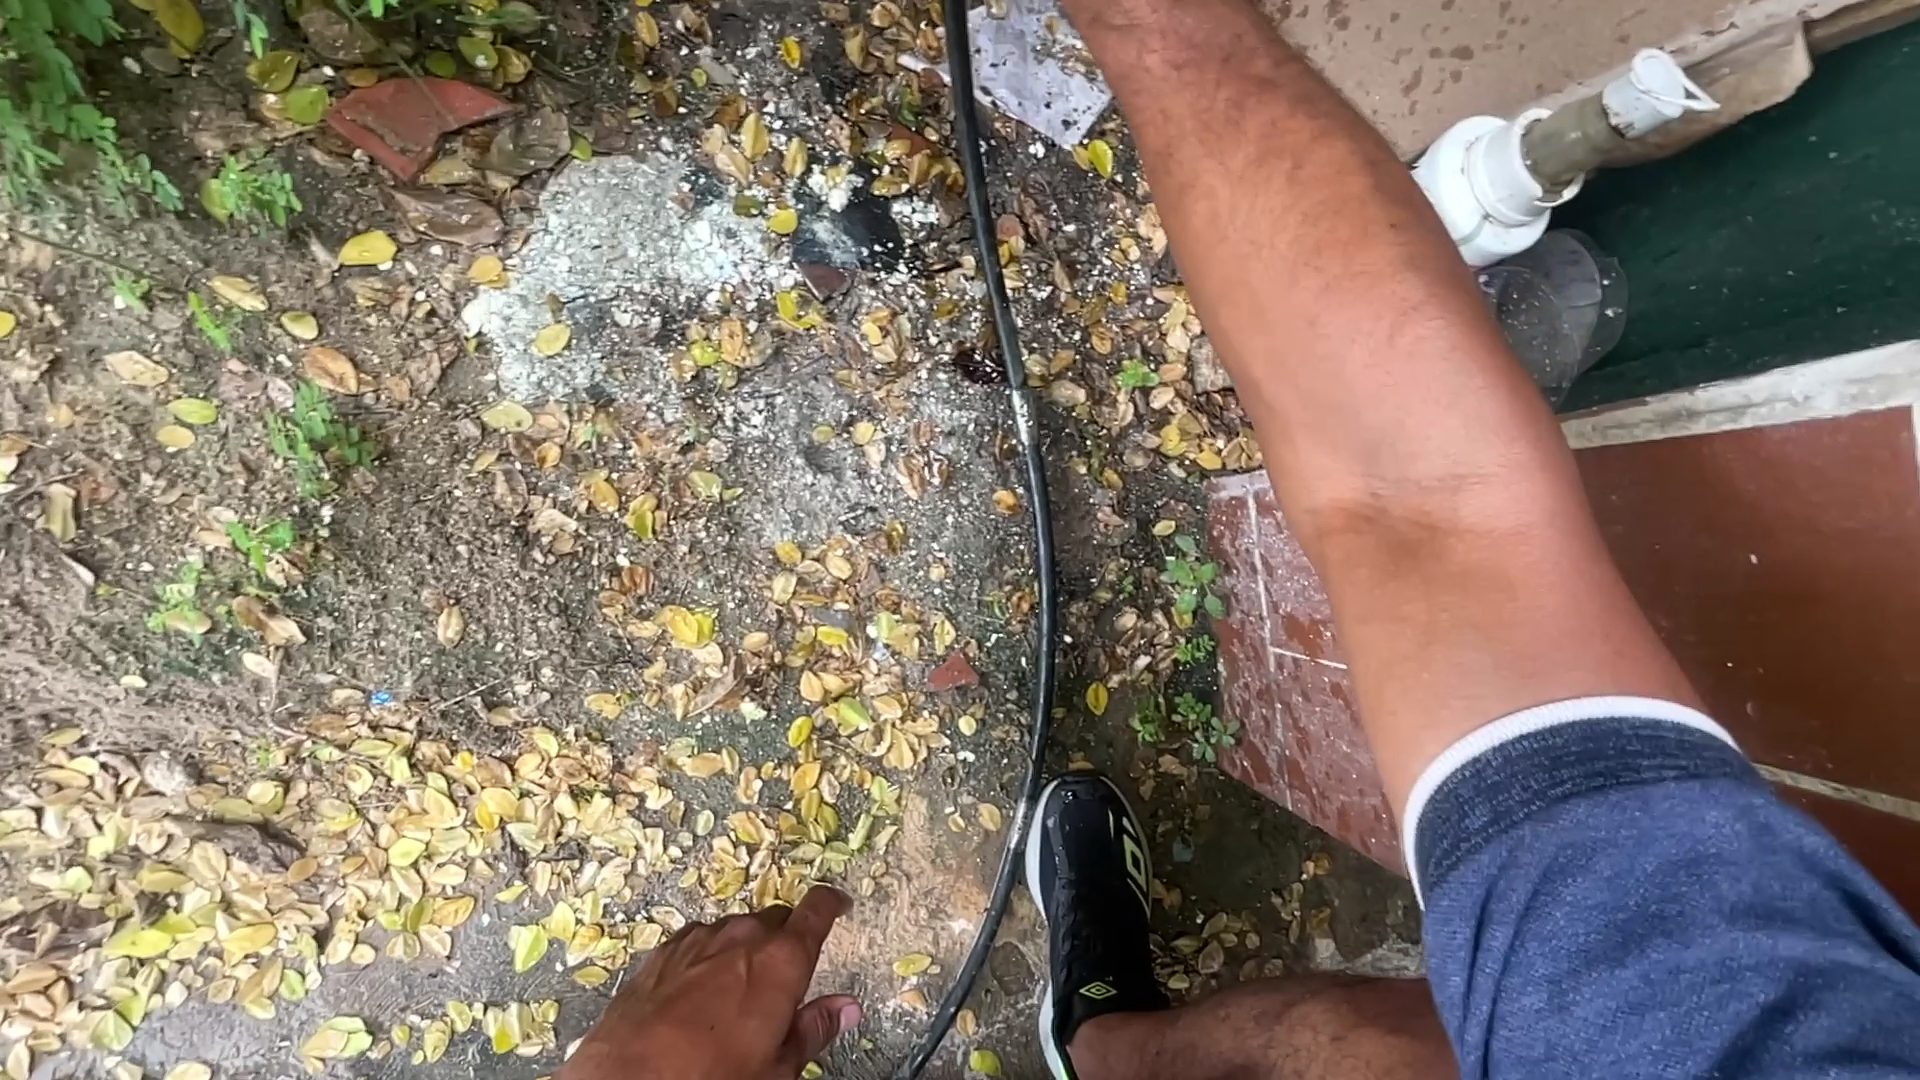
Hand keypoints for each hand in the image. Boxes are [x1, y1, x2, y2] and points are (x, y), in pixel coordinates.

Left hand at [560, 886, 862, 1079]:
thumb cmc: (713, 1079)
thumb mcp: (776, 1070)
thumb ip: (813, 1030)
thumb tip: (846, 1007)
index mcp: (782, 960)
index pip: (818, 909)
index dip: (833, 904)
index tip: (839, 906)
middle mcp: (745, 936)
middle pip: (777, 920)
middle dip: (785, 941)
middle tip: (783, 981)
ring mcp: (703, 938)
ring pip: (737, 930)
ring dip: (745, 950)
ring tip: (737, 994)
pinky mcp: (666, 950)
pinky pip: (701, 941)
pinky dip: (709, 956)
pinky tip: (700, 991)